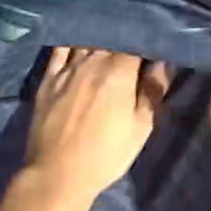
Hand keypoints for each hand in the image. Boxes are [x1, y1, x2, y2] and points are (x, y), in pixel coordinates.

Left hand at [24, 47, 170, 205]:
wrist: (58, 173)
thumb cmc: (106, 153)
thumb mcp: (141, 127)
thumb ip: (153, 90)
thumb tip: (163, 62)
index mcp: (119, 71)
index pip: (135, 43)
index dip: (143, 42)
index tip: (150, 46)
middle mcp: (93, 61)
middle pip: (110, 39)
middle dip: (122, 38)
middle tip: (130, 44)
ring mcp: (67, 68)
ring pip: (86, 41)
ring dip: (98, 37)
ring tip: (106, 38)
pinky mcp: (48, 78)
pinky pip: (59, 50)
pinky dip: (70, 42)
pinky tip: (77, 40)